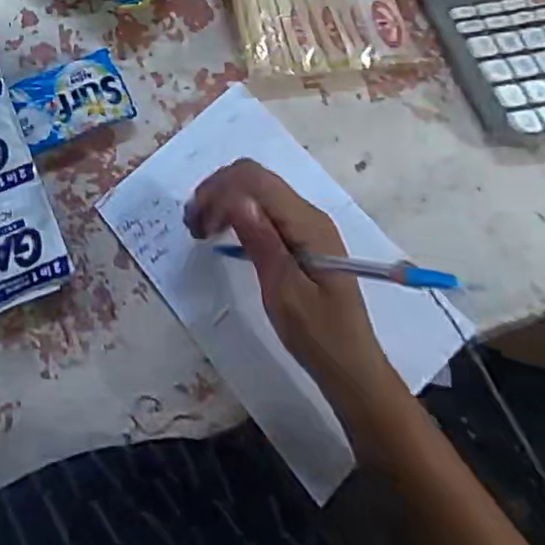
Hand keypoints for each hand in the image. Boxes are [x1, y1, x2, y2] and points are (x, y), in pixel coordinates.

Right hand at [185, 159, 394, 397]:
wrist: (350, 367)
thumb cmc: (318, 335)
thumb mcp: (284, 292)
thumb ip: (262, 242)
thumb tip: (237, 200)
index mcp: (308, 224)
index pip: (255, 181)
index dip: (219, 192)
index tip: (199, 226)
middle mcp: (308, 214)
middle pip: (252, 177)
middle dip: (216, 192)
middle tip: (193, 225)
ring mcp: (304, 223)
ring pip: (254, 188)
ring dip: (222, 200)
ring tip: (201, 228)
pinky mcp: (298, 235)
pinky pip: (261, 206)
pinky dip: (234, 211)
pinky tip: (221, 232)